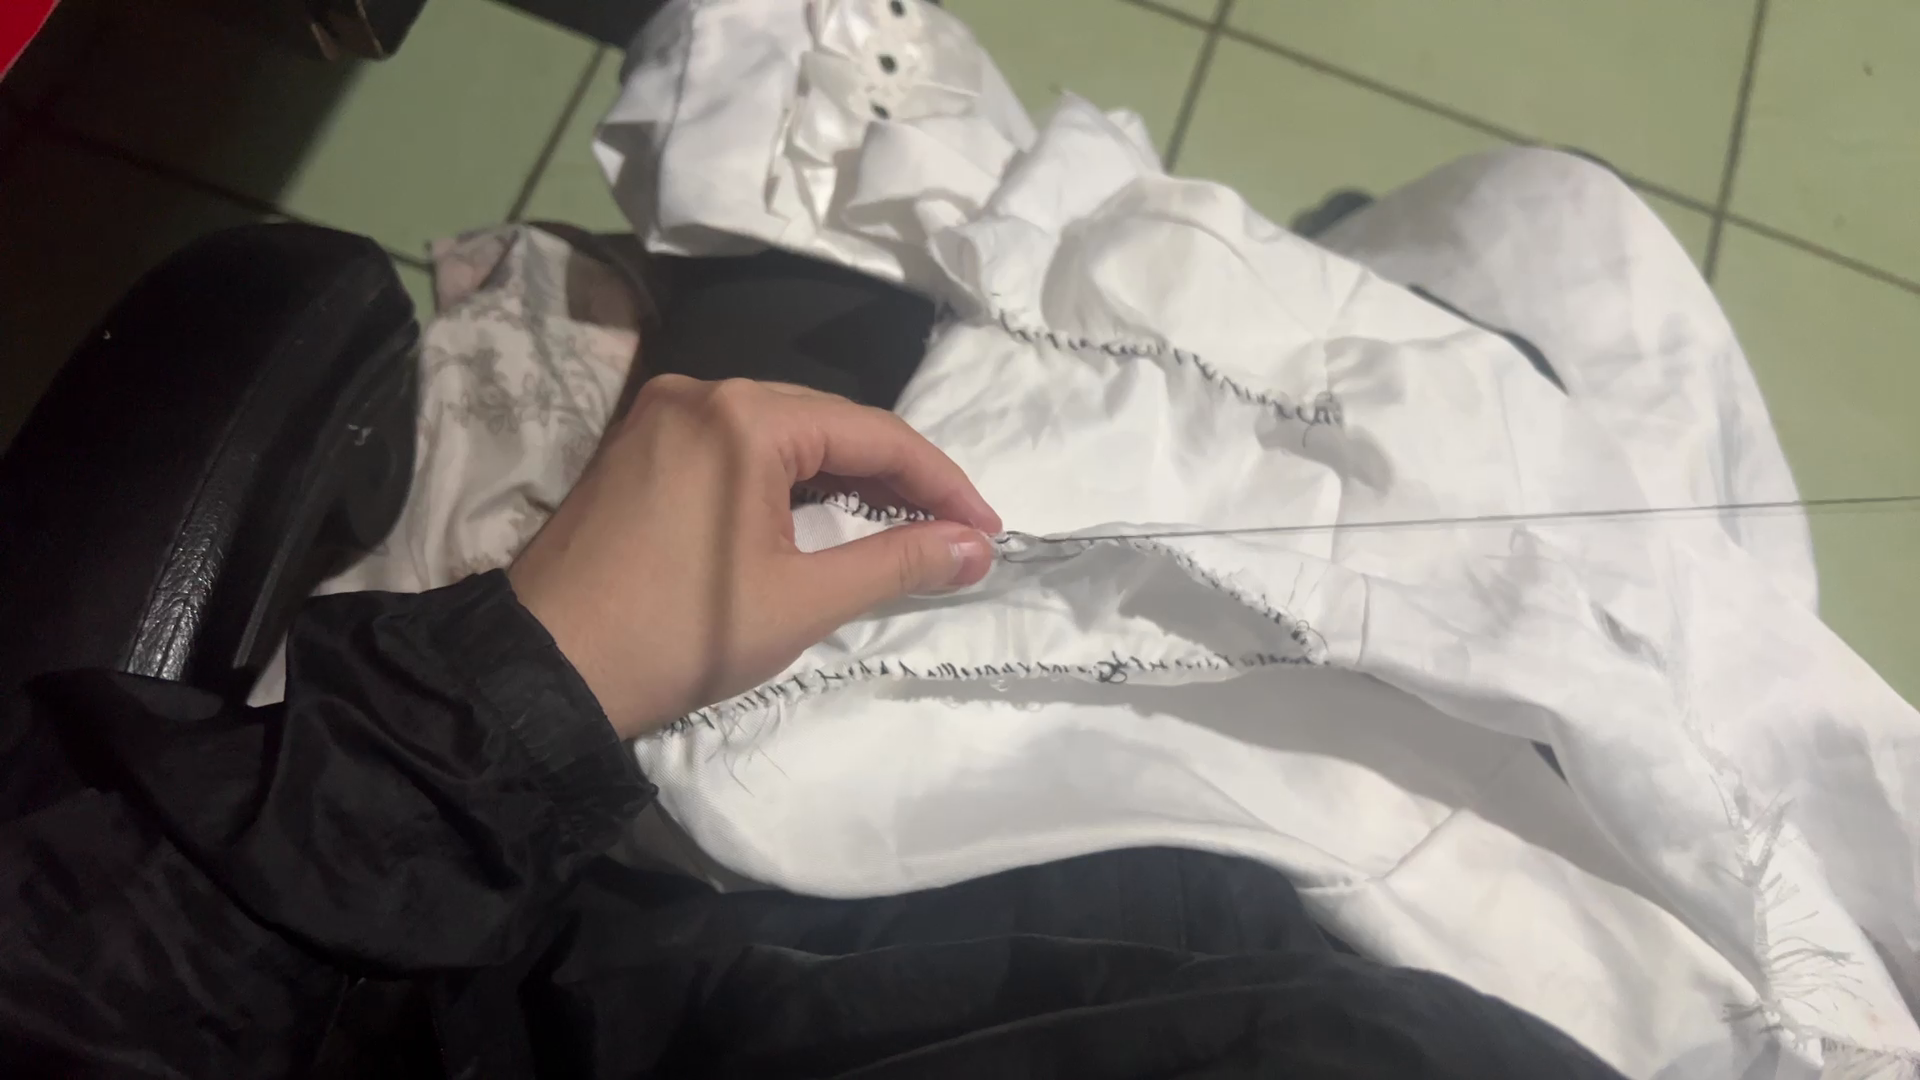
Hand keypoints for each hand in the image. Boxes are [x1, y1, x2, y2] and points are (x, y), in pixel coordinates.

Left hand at [508, 376, 1000, 738]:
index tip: (986, 528)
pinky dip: (796, 479)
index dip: (943, 483)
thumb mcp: (802, 602)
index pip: (876, 436)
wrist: (539, 675)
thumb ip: (898, 562)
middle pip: (834, 426)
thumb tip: (976, 547)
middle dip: (901, 479)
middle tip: (951, 530)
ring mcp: (669, 413)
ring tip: (903, 523)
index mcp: (746, 419)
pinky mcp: (647, 443)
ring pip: (790, 434)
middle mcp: (706, 393)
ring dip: (851, 477)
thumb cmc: (678, 637)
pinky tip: (827, 510)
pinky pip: (746, 448)